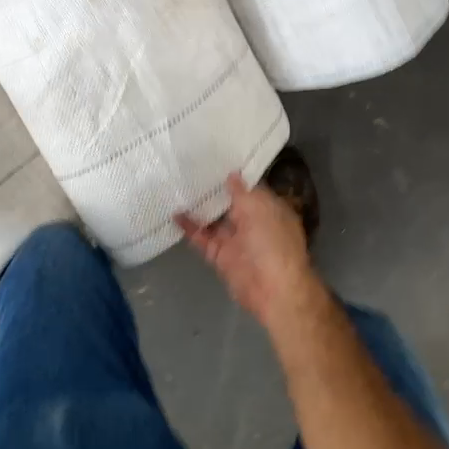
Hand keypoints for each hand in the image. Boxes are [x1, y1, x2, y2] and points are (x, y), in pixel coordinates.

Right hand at [176, 172, 323, 331]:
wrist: (273, 290)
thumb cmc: (273, 241)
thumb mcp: (259, 208)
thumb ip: (241, 191)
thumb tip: (232, 174)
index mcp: (268, 209)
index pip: (250, 188)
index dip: (234, 175)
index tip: (215, 159)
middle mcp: (253, 222)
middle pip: (230, 202)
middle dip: (214, 188)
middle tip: (191, 167)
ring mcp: (235, 240)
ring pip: (214, 219)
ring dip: (199, 206)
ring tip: (178, 185)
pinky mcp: (220, 255)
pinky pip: (203, 238)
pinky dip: (189, 227)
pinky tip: (175, 213)